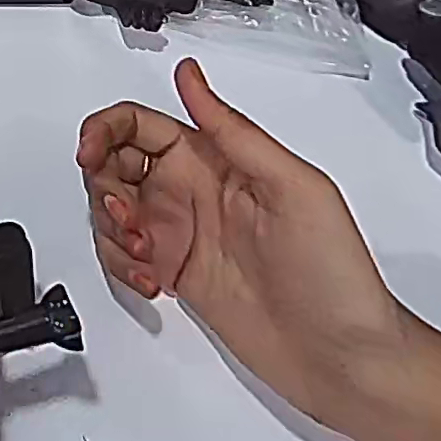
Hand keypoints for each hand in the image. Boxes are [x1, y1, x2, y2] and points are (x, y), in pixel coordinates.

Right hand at [77, 58, 417, 432]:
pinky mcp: (168, 268)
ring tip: (147, 256)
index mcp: (209, 159)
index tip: (89, 153)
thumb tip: (191, 74)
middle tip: (125, 216)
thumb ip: (232, 129)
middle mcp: (185, 188)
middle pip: (109, 163)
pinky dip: (120, 265)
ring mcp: (175, 229)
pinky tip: (153, 281)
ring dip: (111, 231)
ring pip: (106, 207)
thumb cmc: (337, 277)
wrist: (350, 366)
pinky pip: (117, 252)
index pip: (134, 124)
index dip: (102, 130)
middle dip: (102, 187)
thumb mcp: (293, 188)